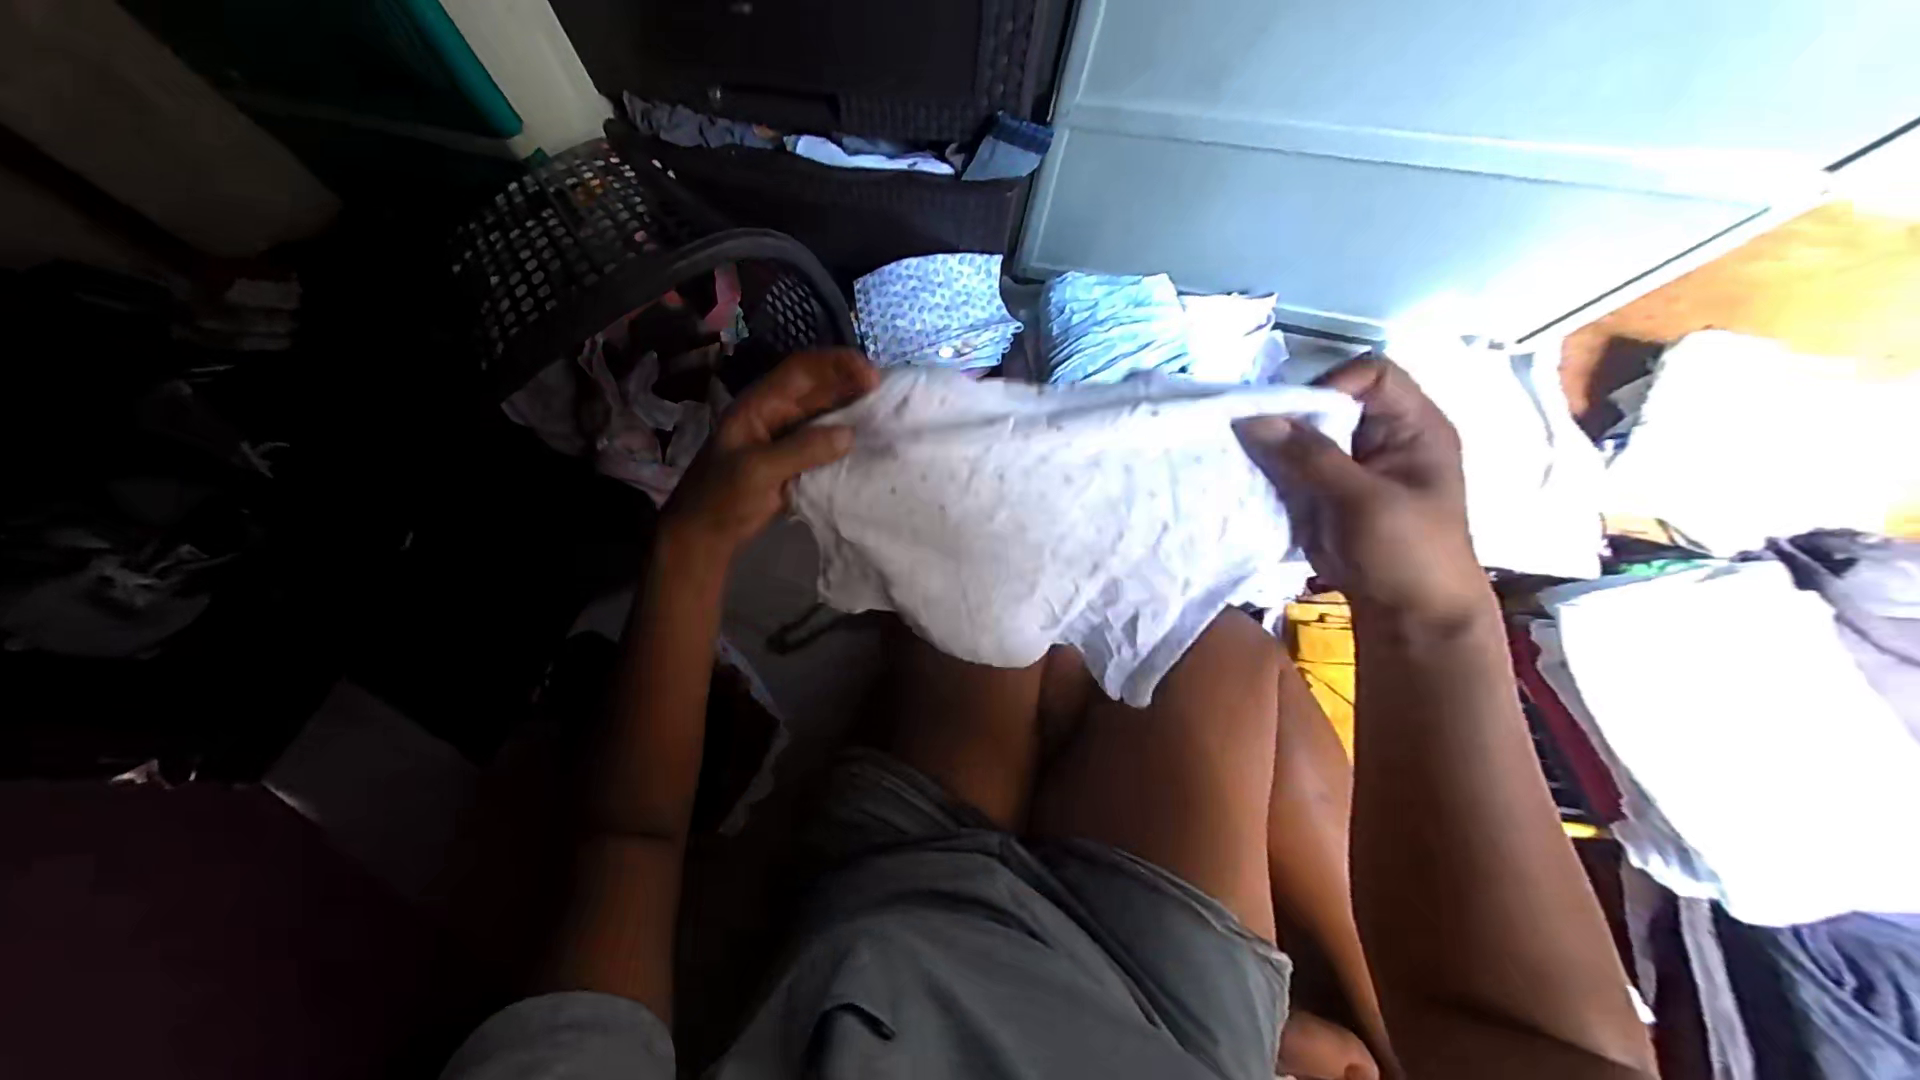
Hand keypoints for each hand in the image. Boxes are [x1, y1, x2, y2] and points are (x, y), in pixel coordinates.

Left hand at [661, 348, 878, 555]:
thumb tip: (849, 435)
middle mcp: (775, 414)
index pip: (801, 371)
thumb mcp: (758, 469)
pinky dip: (847, 441)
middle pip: (818, 389)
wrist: (705, 534)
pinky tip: (868, 444)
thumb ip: (802, 449)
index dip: (835, 364)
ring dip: (852, 411)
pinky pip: (826, 444)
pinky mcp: (796, 463)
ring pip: (825, 416)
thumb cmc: (722, 496)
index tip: (869, 372)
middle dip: (850, 384)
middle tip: (887, 391)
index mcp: (759, 404)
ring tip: (885, 412)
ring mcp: (786, 439)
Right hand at [1234, 355, 1484, 621]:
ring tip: (1250, 460)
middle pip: (1331, 403)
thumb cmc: (1406, 553)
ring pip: (1306, 436)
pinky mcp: (1326, 493)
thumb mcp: (1362, 500)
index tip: (1296, 416)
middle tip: (1258, 437)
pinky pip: (1293, 467)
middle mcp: (1382, 438)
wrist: (1409, 616)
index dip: (1333, 384)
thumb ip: (1309, 456)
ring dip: (1277, 446)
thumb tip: (1254, 419)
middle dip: (1292, 417)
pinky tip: (1253, 480)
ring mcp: (1352, 467)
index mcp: (1414, 427)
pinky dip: (1272, 471)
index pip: (1372, 374)